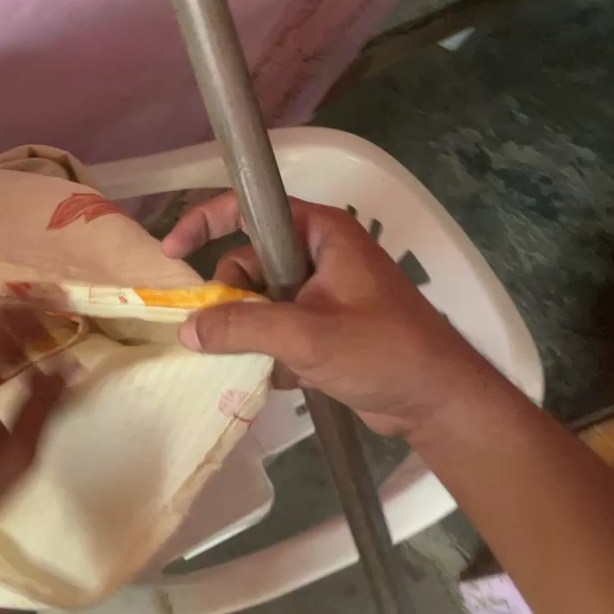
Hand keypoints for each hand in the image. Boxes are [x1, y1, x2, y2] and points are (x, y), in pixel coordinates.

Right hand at [162, 193, 509, 440]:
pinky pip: (274, 325)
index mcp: (320, 233)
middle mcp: (317, 254)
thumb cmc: (385, 352)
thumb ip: (242, 327)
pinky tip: (290, 376)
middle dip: (233, 297)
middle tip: (232, 330)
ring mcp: (320, 290)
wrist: (440, 404)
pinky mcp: (322, 324)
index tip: (172, 251)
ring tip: (269, 360)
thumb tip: (186, 329)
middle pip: (246, 260)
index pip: (249, 208)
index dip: (205, 221)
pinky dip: (271, 349)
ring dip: (251, 330)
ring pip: (257, 298)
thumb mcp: (307, 336)